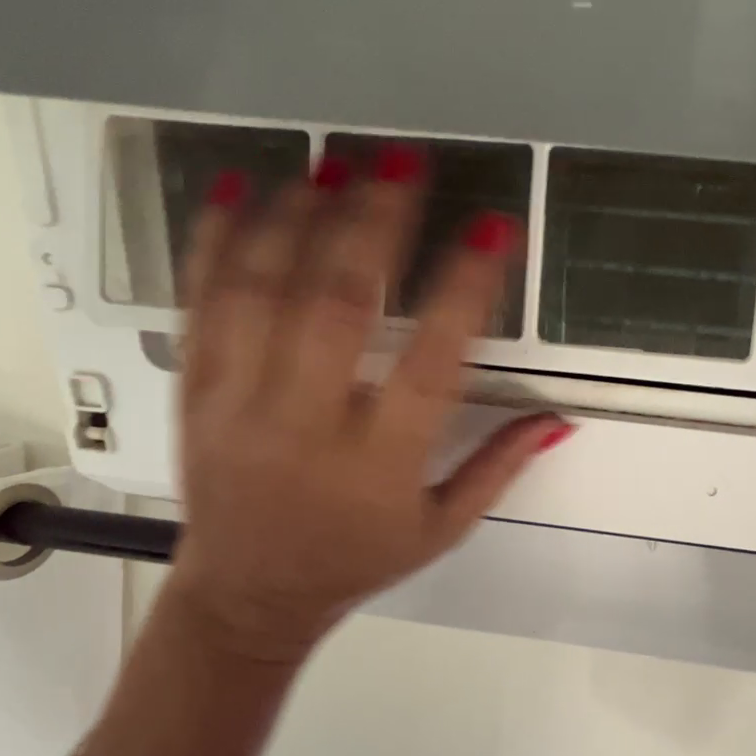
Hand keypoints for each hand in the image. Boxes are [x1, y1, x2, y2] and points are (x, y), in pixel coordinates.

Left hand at [160, 150, 569, 660]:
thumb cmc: (356, 561)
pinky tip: (238, 189)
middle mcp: (306, 426)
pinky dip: (216, 241)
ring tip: (331, 162)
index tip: (491, 229)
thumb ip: (499, 469)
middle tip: (401, 160)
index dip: (464, 291)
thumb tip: (559, 419)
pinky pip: (202, 307)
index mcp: (378, 463)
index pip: (430, 364)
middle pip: (338, 306)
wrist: (249, 596)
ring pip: (264, 293)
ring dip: (300, 217)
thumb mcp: (441, 528)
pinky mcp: (195, 392)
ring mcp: (239, 404)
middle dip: (373, 222)